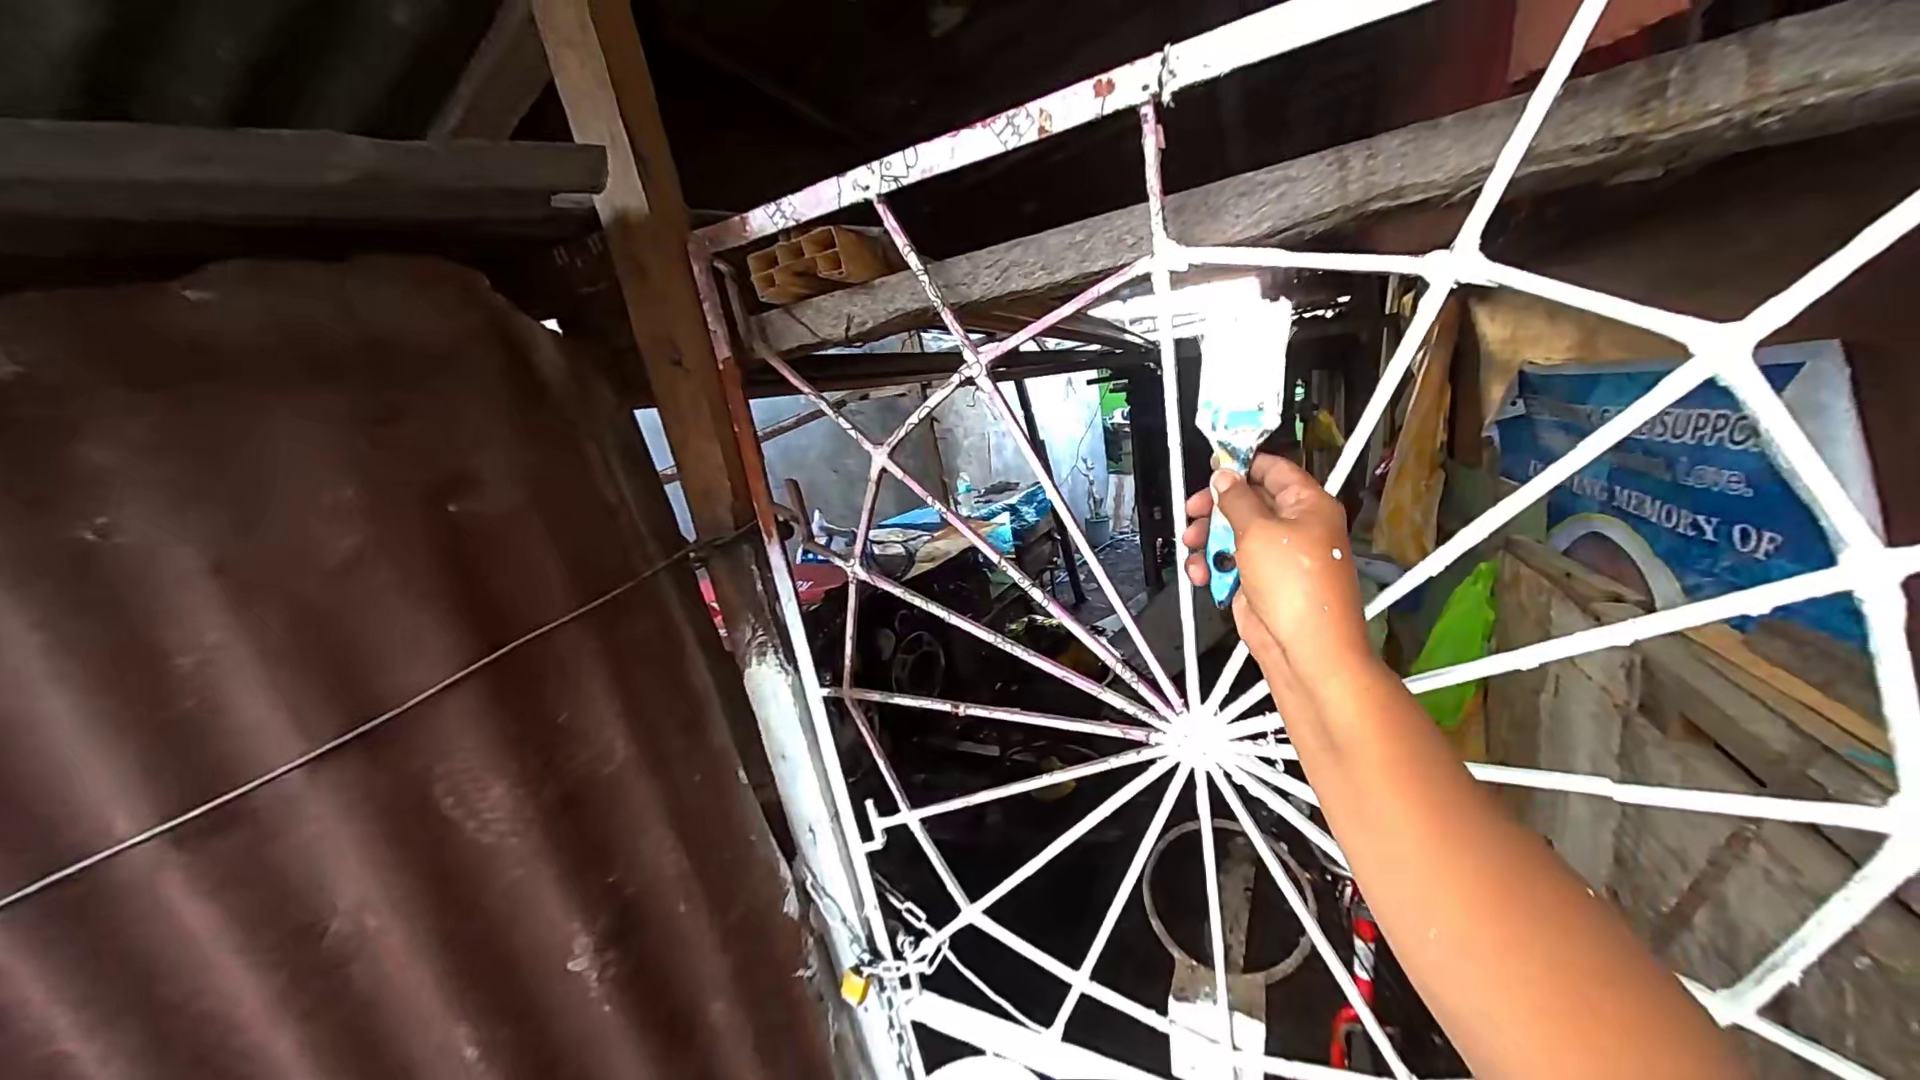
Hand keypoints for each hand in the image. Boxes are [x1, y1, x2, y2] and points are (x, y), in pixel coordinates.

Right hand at [1184, 454, 1372, 696]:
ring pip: (1231, 534)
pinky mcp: (1258, 580)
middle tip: (1193, 512)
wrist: (1303, 646)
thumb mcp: (1258, 530)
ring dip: (1207, 540)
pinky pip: (1227, 563)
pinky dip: (1211, 566)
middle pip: (1245, 502)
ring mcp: (1275, 555)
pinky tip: (1201, 574)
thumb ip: (1236, 499)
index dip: (1241, 466)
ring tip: (1193, 547)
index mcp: (1306, 505)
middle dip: (1214, 508)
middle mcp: (1293, 527)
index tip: (1212, 468)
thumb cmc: (1297, 587)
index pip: (1272, 470)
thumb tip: (1224, 477)